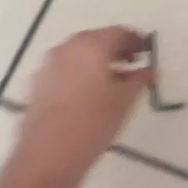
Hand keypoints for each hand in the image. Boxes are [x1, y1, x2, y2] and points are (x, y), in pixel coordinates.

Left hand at [17, 27, 151, 165]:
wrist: (47, 154)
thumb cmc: (92, 123)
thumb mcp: (125, 100)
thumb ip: (140, 79)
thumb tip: (149, 70)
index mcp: (91, 46)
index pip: (119, 33)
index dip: (137, 40)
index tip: (149, 51)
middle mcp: (67, 48)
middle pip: (97, 40)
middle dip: (117, 49)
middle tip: (135, 62)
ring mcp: (48, 65)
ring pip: (79, 55)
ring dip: (99, 62)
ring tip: (115, 80)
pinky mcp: (38, 83)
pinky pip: (66, 69)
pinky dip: (81, 73)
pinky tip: (91, 94)